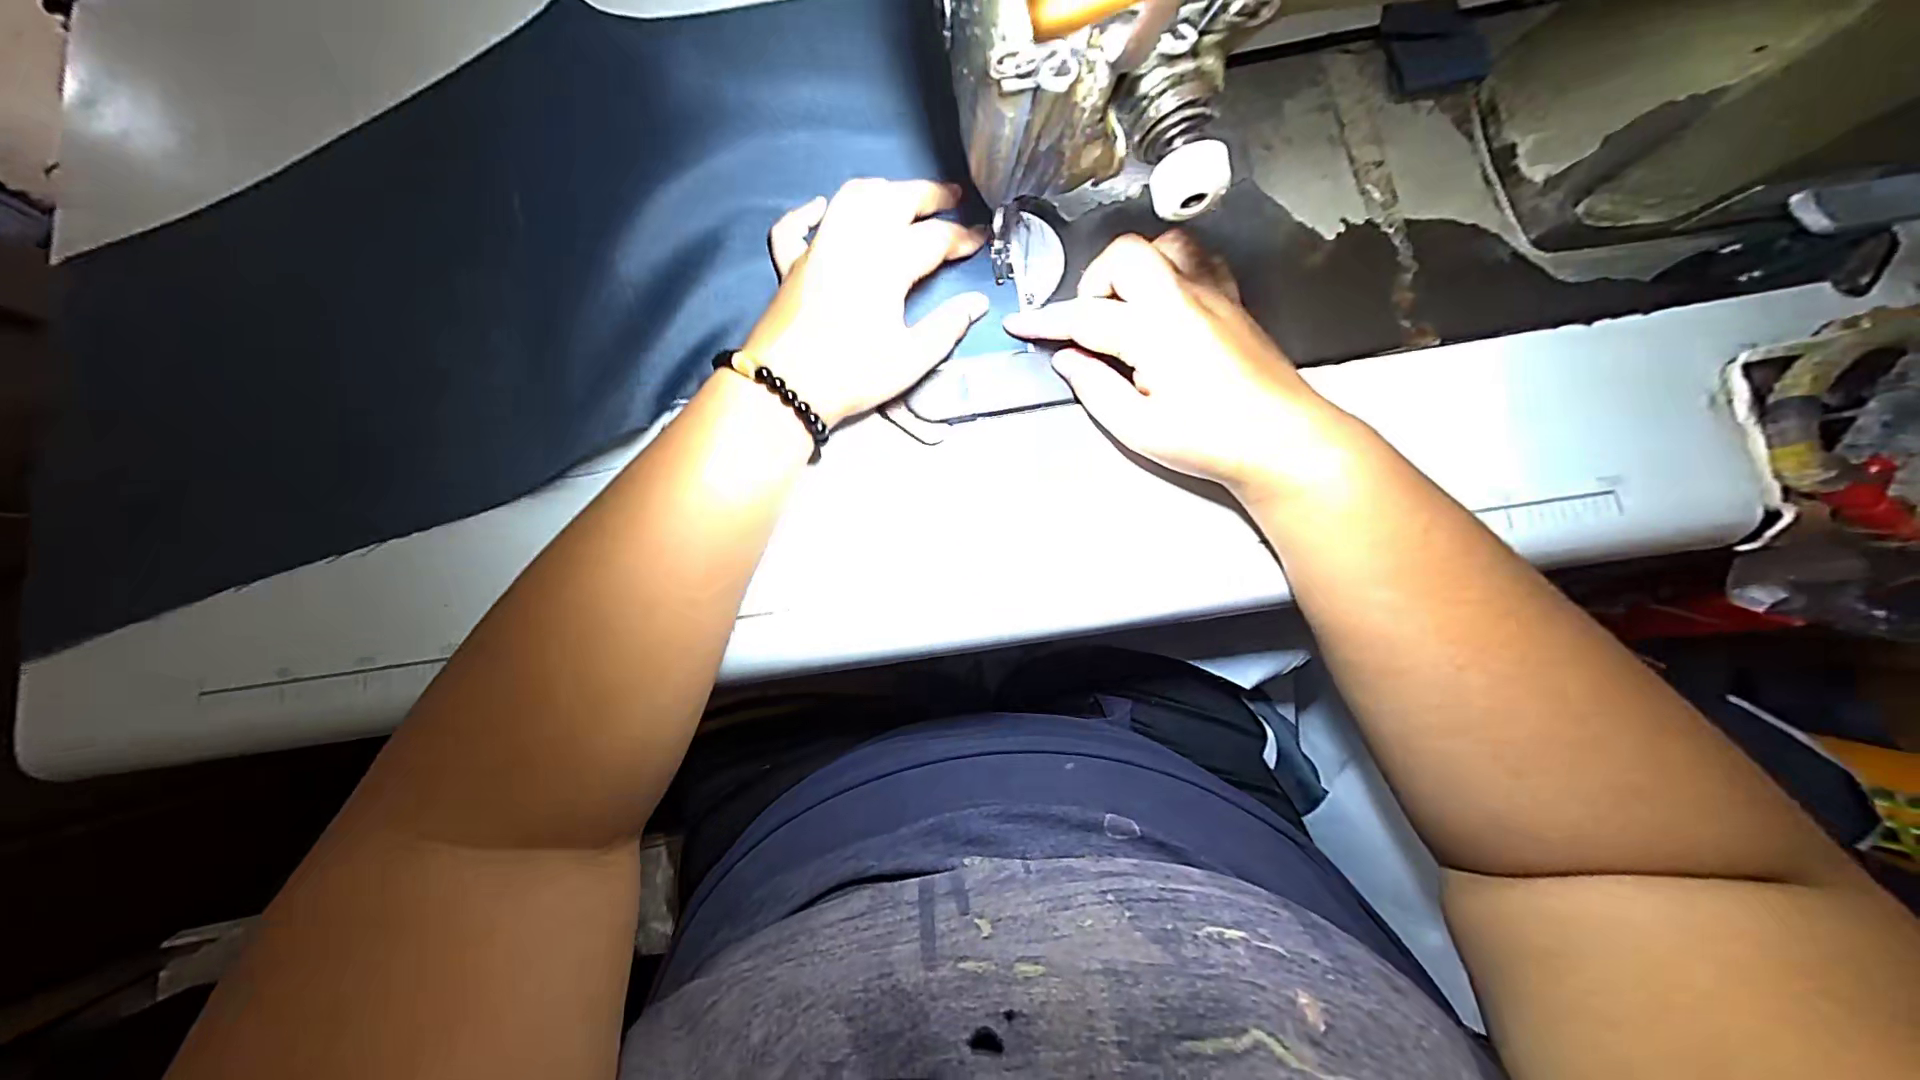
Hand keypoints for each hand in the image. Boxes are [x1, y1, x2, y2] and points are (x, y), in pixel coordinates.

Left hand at [740, 178, 990, 427]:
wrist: (785, 388)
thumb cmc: (852, 376)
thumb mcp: (911, 360)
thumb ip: (947, 327)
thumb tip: (977, 303)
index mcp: (887, 265)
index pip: (934, 238)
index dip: (962, 236)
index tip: (982, 238)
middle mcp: (853, 243)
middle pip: (894, 199)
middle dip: (928, 194)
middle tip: (953, 196)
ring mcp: (818, 248)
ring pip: (850, 198)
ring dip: (881, 190)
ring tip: (902, 197)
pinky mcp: (790, 264)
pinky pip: (795, 226)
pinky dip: (809, 211)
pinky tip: (822, 207)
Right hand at [1002, 231, 1355, 495]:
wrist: (1282, 440)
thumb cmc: (1213, 439)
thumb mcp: (1138, 427)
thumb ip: (1095, 387)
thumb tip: (1068, 360)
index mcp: (1154, 328)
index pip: (1084, 316)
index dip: (1045, 321)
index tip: (1021, 324)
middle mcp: (1184, 298)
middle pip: (1123, 257)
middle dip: (1094, 284)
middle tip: (1087, 325)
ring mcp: (1213, 294)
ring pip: (1164, 246)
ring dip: (1133, 270)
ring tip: (1125, 310)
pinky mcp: (1232, 302)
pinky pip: (1198, 261)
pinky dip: (1172, 270)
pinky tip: (1165, 303)